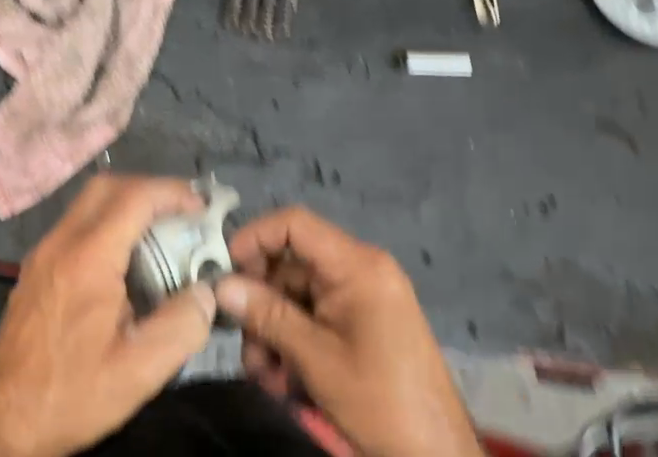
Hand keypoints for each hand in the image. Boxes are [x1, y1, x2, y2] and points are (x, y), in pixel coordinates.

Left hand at [0, 175, 217, 456]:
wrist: (5, 418)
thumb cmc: (73, 393)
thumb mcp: (139, 371)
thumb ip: (180, 326)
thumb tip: (205, 292)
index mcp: (87, 258)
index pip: (133, 198)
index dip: (172, 193)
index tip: (202, 207)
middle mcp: (60, 242)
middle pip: (106, 187)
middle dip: (149, 190)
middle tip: (183, 215)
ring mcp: (42, 253)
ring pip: (87, 204)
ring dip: (126, 206)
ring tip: (161, 237)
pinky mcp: (35, 268)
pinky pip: (75, 226)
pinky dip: (106, 225)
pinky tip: (125, 263)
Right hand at [215, 207, 483, 456]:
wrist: (437, 456)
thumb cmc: (380, 400)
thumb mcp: (316, 358)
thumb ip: (267, 315)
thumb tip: (219, 285)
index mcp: (356, 266)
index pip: (294, 224)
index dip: (254, 238)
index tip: (225, 271)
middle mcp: (358, 271)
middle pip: (289, 266)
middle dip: (260, 305)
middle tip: (245, 346)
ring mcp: (360, 299)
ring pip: (294, 297)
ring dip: (272, 333)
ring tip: (267, 377)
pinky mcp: (360, 324)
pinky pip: (312, 318)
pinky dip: (292, 344)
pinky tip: (285, 380)